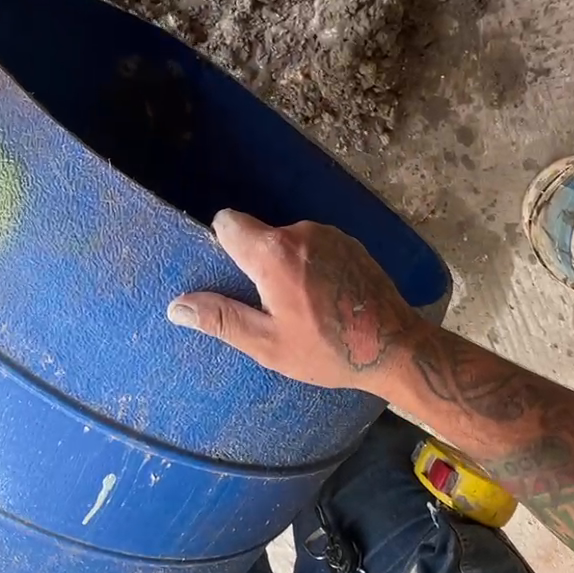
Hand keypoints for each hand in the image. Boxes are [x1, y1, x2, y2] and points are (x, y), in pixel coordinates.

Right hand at [166, 209, 423, 394]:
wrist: (396, 347)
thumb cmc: (328, 351)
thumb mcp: (267, 344)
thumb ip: (220, 319)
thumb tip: (176, 306)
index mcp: (274, 252)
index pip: (227, 221)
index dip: (223, 245)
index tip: (233, 277)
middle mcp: (300, 231)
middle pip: (258, 234)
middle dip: (256, 264)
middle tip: (272, 306)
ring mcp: (329, 234)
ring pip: (287, 241)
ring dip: (285, 266)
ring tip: (304, 307)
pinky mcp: (349, 242)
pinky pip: (313, 246)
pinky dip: (310, 265)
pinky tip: (326, 298)